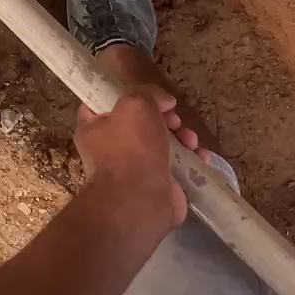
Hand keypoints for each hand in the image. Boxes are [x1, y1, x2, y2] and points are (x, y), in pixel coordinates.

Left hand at [74, 86, 205, 231]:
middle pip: (140, 122)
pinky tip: (201, 156)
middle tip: (174, 121)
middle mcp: (110, 148)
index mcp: (93, 128)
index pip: (101, 104)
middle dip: (164, 118)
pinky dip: (191, 158)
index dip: (124, 96)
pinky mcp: (158, 184)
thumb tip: (164, 101)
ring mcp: (134, 168)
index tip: (147, 95)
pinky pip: (177, 165)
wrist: (141, 200)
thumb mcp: (136, 105)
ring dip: (182, 137)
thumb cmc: (131, 148)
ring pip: (162, 142)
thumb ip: (148, 93)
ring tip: (190, 141)